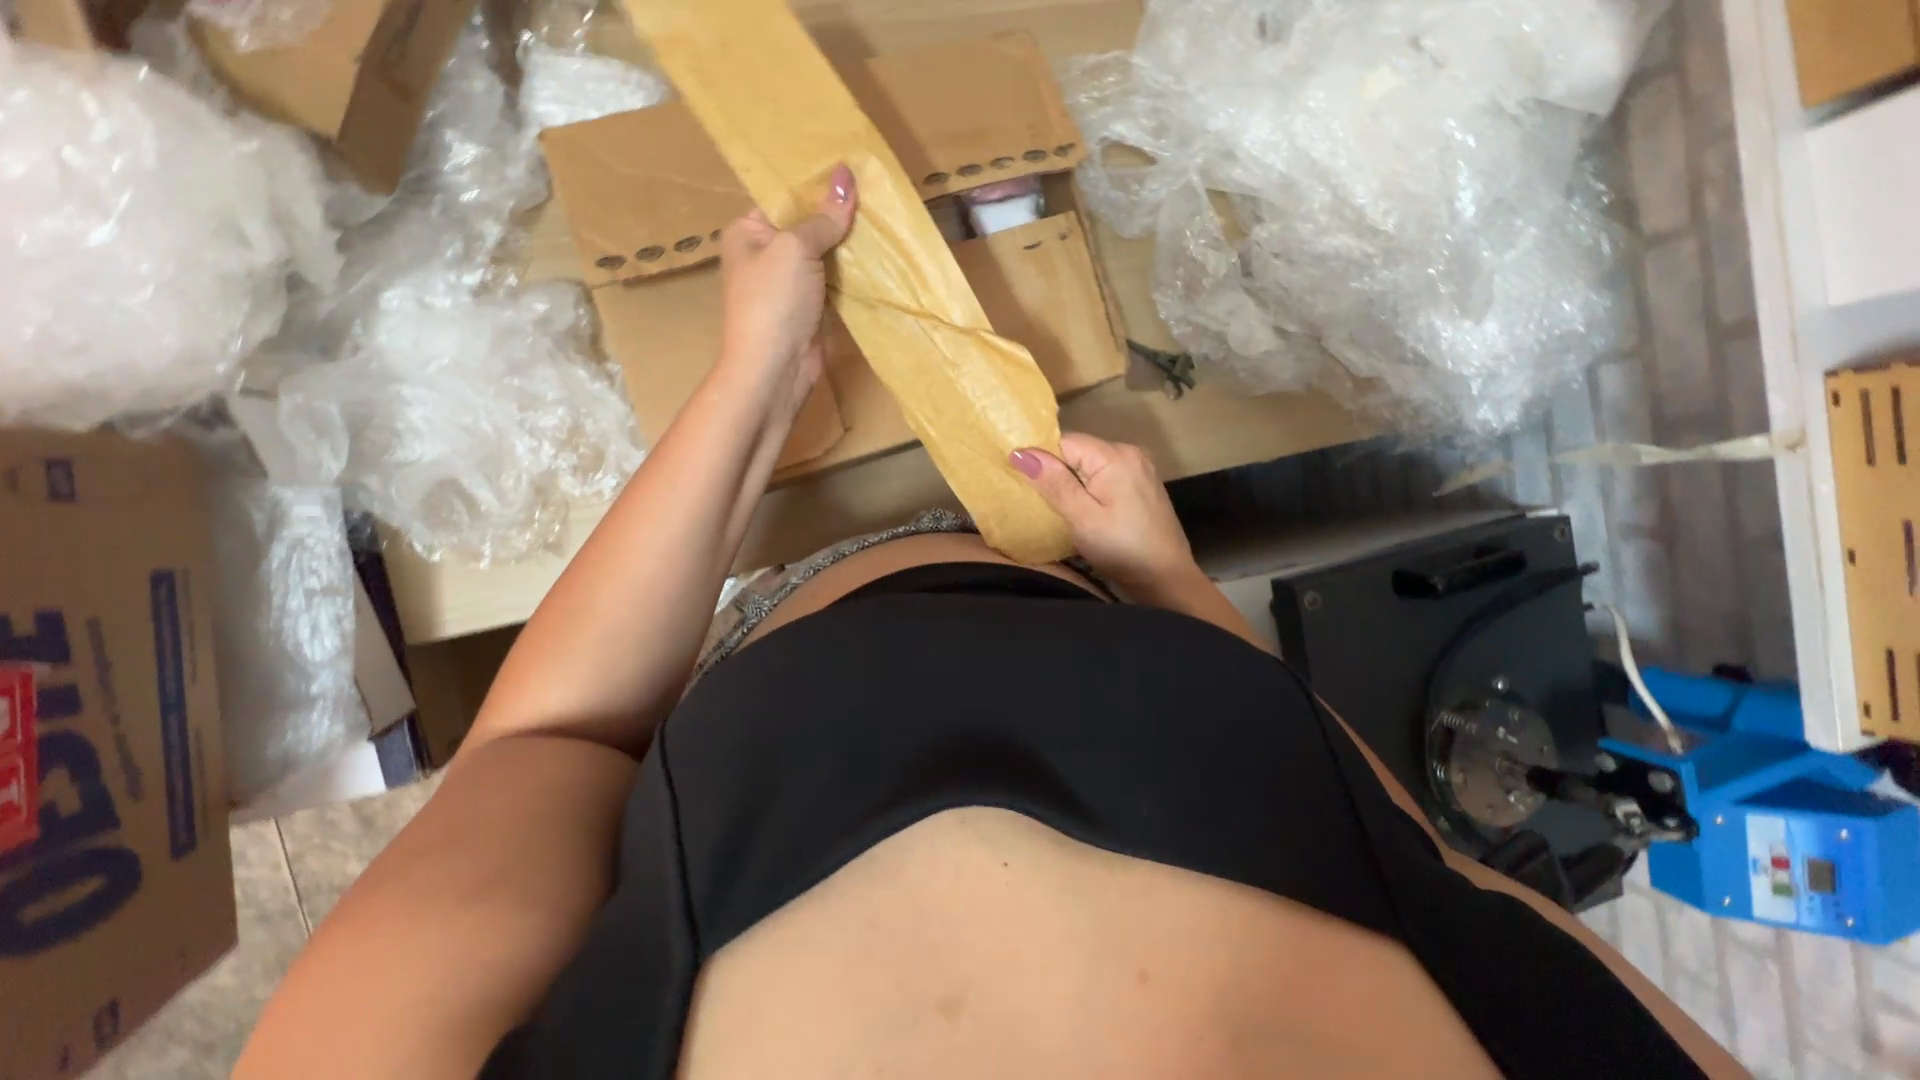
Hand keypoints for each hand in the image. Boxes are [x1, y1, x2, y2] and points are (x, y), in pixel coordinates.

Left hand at [715, 163, 857, 423]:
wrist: (774, 369)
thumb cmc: (773, 302)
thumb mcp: (796, 248)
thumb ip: (824, 216)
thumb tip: (845, 174)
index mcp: (748, 231)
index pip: (783, 197)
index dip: (815, 183)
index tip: (851, 168)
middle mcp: (765, 254)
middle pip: (807, 224)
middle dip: (837, 212)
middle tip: (876, 189)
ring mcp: (789, 284)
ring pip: (825, 253)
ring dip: (850, 243)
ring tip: (884, 216)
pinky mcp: (810, 308)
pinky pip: (835, 280)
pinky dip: (853, 271)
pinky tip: (879, 255)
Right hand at [1010, 433, 1201, 597]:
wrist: (1167, 578)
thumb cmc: (1122, 549)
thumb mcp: (1082, 518)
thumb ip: (1054, 483)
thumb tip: (1020, 453)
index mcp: (1114, 455)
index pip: (1065, 441)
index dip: (1042, 458)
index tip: (1025, 483)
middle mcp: (1129, 452)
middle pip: (1078, 451)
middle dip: (1057, 472)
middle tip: (1041, 501)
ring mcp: (1139, 468)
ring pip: (1091, 465)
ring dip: (1072, 482)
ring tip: (1059, 507)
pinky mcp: (1142, 485)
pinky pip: (1106, 476)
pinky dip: (1090, 488)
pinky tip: (1085, 511)